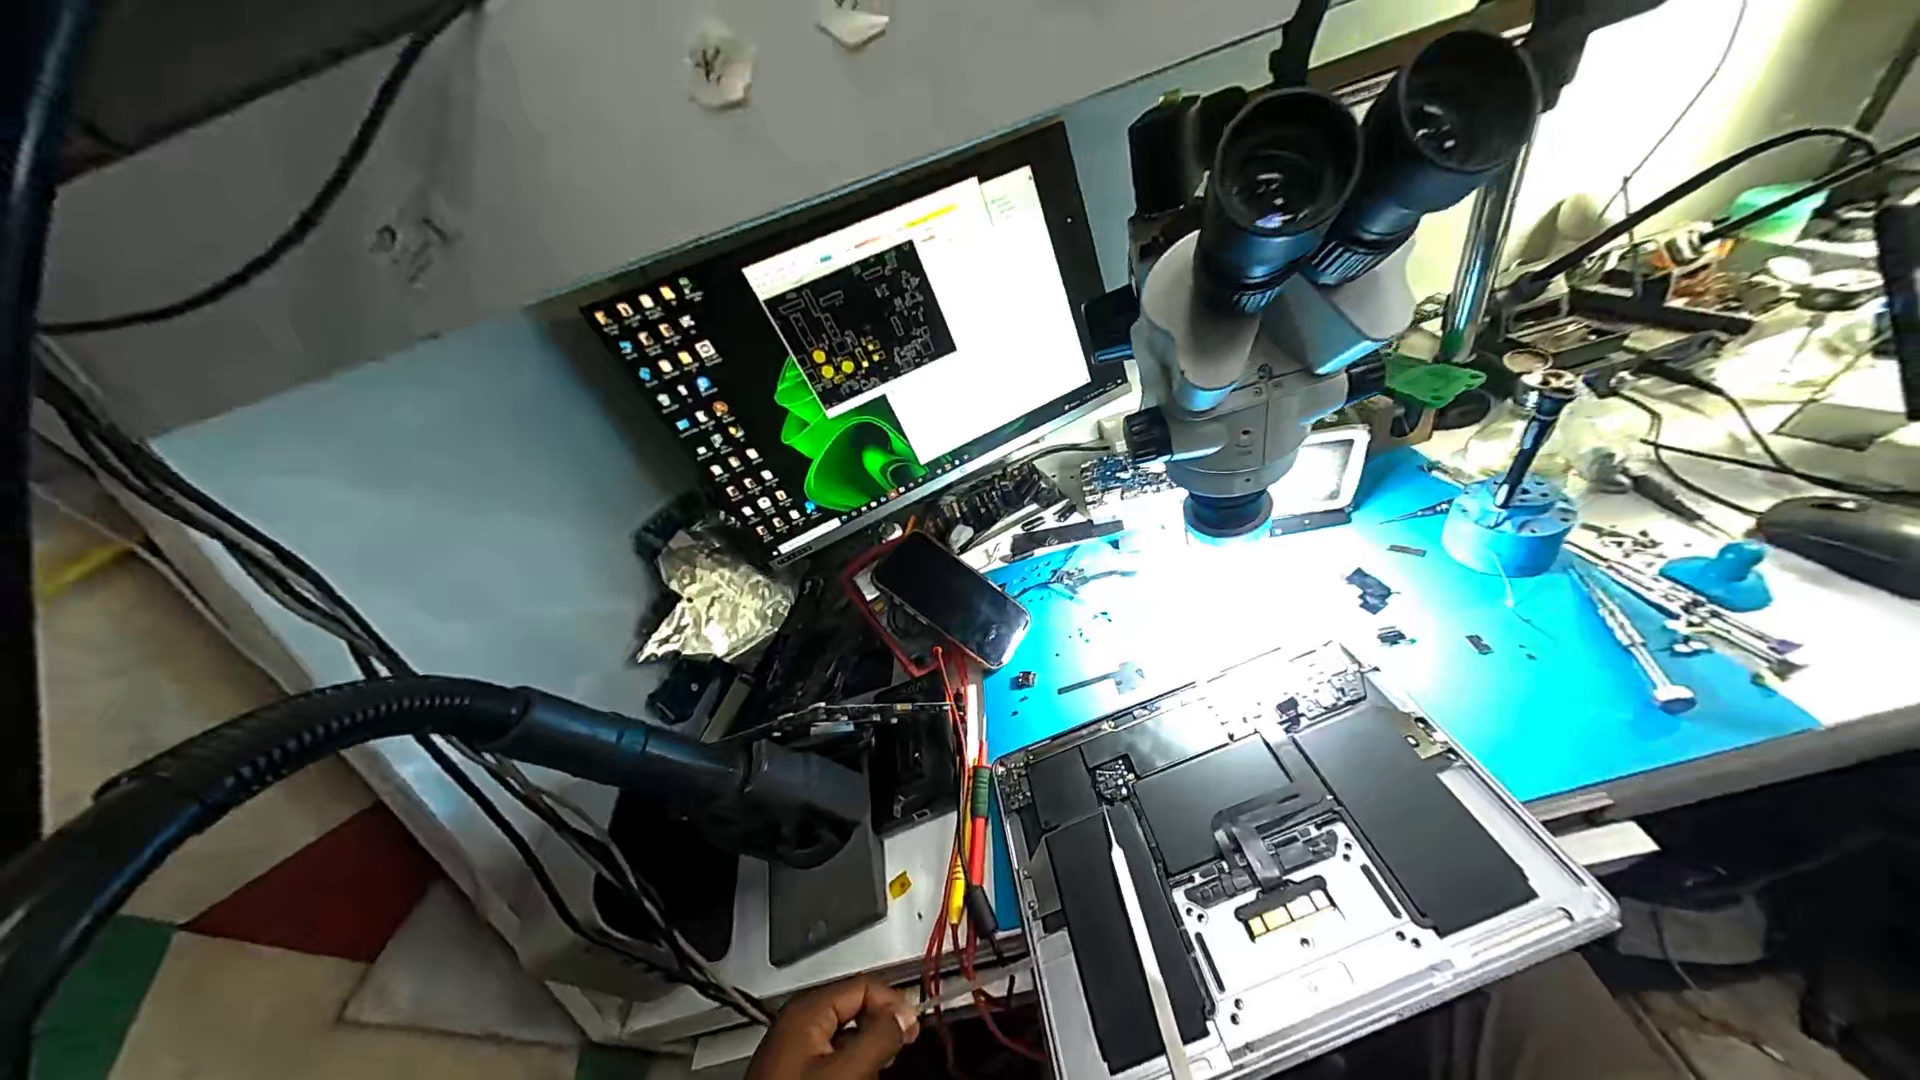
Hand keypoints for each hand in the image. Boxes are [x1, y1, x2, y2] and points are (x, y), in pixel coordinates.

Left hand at [747, 977, 921, 1079]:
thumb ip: (878, 1038)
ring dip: (865, 1050)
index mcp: (807, 1008)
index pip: (865, 985)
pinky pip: (831, 1054)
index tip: (911, 1028)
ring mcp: (793, 1046)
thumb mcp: (843, 1071)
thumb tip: (903, 1017)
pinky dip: (849, 1064)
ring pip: (845, 1034)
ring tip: (872, 1072)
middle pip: (856, 1008)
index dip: (893, 1004)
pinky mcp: (792, 1070)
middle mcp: (798, 1019)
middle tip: (896, 1051)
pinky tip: (853, 1079)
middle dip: (879, 1029)